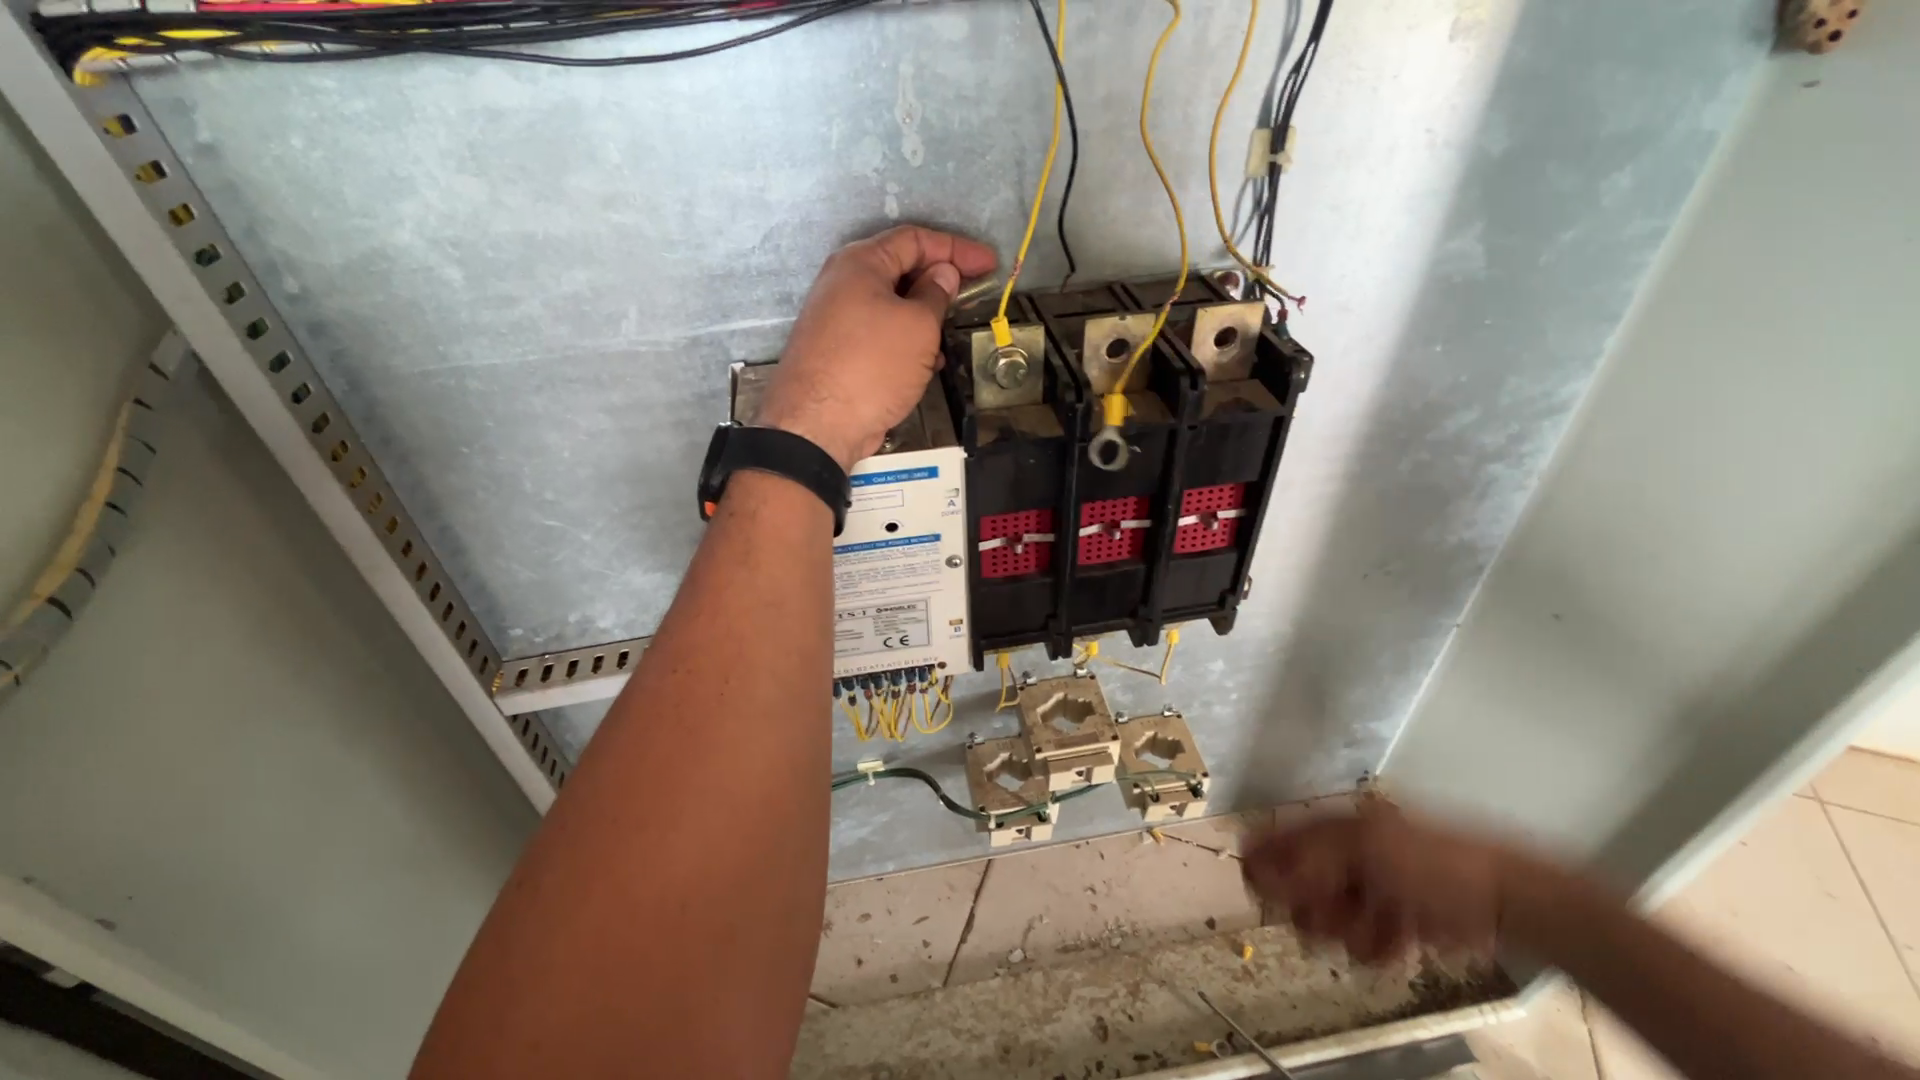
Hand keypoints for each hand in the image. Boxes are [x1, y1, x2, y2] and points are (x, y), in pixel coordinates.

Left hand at [758, 226, 997, 471]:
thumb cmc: (872, 366)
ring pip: (891, 304)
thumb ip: (935, 294)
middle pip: (900, 268)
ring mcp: (836, 318)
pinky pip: (879, 333)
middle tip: (971, 294)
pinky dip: (906, 340)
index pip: (915, 239)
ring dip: (924, 315)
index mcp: (860, 263)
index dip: (957, 249)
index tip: (988, 265)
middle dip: (939, 280)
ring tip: (951, 332)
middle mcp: (842, 282)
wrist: (817, 426)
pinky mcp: (837, 350)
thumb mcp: (918, 326)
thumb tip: (943, 274)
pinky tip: (927, 362)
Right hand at [1242, 800, 1523, 963]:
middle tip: (1338, 909)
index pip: (1276, 843)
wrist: (1498, 901)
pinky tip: (1397, 940)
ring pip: (1324, 924)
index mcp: (1332, 830)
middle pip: (1294, 891)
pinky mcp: (1385, 927)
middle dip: (1313, 908)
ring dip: (1347, 931)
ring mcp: (1364, 894)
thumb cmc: (1429, 862)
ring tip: (1379, 926)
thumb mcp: (1363, 846)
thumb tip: (1252, 857)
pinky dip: (1373, 948)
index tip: (1265, 892)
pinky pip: (1355, 946)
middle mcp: (1341, 860)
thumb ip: (1305, 853)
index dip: (1264, 867)